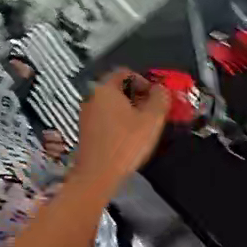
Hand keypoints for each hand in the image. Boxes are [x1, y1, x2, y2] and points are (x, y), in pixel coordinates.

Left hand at [68, 70, 169, 192]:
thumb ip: (160, 98)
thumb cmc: (125, 144)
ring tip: (142, 125)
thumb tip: (160, 89)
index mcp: (104, 89)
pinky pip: (104, 117)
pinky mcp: (85, 129)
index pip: (125, 72)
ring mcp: (86, 114)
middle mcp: (91, 97)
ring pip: (111, 104)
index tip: (155, 96)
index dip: (144, 81)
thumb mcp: (151, 119)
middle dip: (137, 96)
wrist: (97, 174)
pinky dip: (117, 121)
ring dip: (128, 110)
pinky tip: (128, 136)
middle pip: (117, 88)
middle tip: (152, 110)